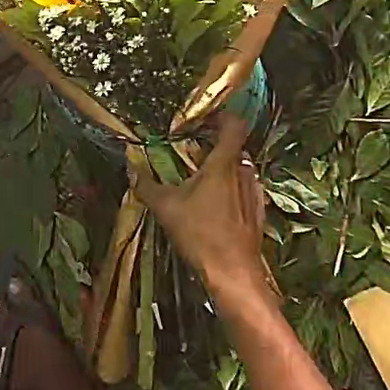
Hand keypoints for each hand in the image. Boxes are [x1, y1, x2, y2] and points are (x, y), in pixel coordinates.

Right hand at [134, 113, 269, 299]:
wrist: (233, 274)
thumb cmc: (201, 234)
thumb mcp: (166, 207)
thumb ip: (147, 185)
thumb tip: (131, 170)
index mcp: (223, 164)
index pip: (234, 125)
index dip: (221, 116)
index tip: (203, 120)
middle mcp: (243, 173)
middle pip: (234, 147)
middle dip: (214, 146)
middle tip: (193, 153)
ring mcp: (254, 193)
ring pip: (240, 170)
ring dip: (223, 170)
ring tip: (201, 181)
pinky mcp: (258, 213)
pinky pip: (245, 190)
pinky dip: (231, 190)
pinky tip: (215, 207)